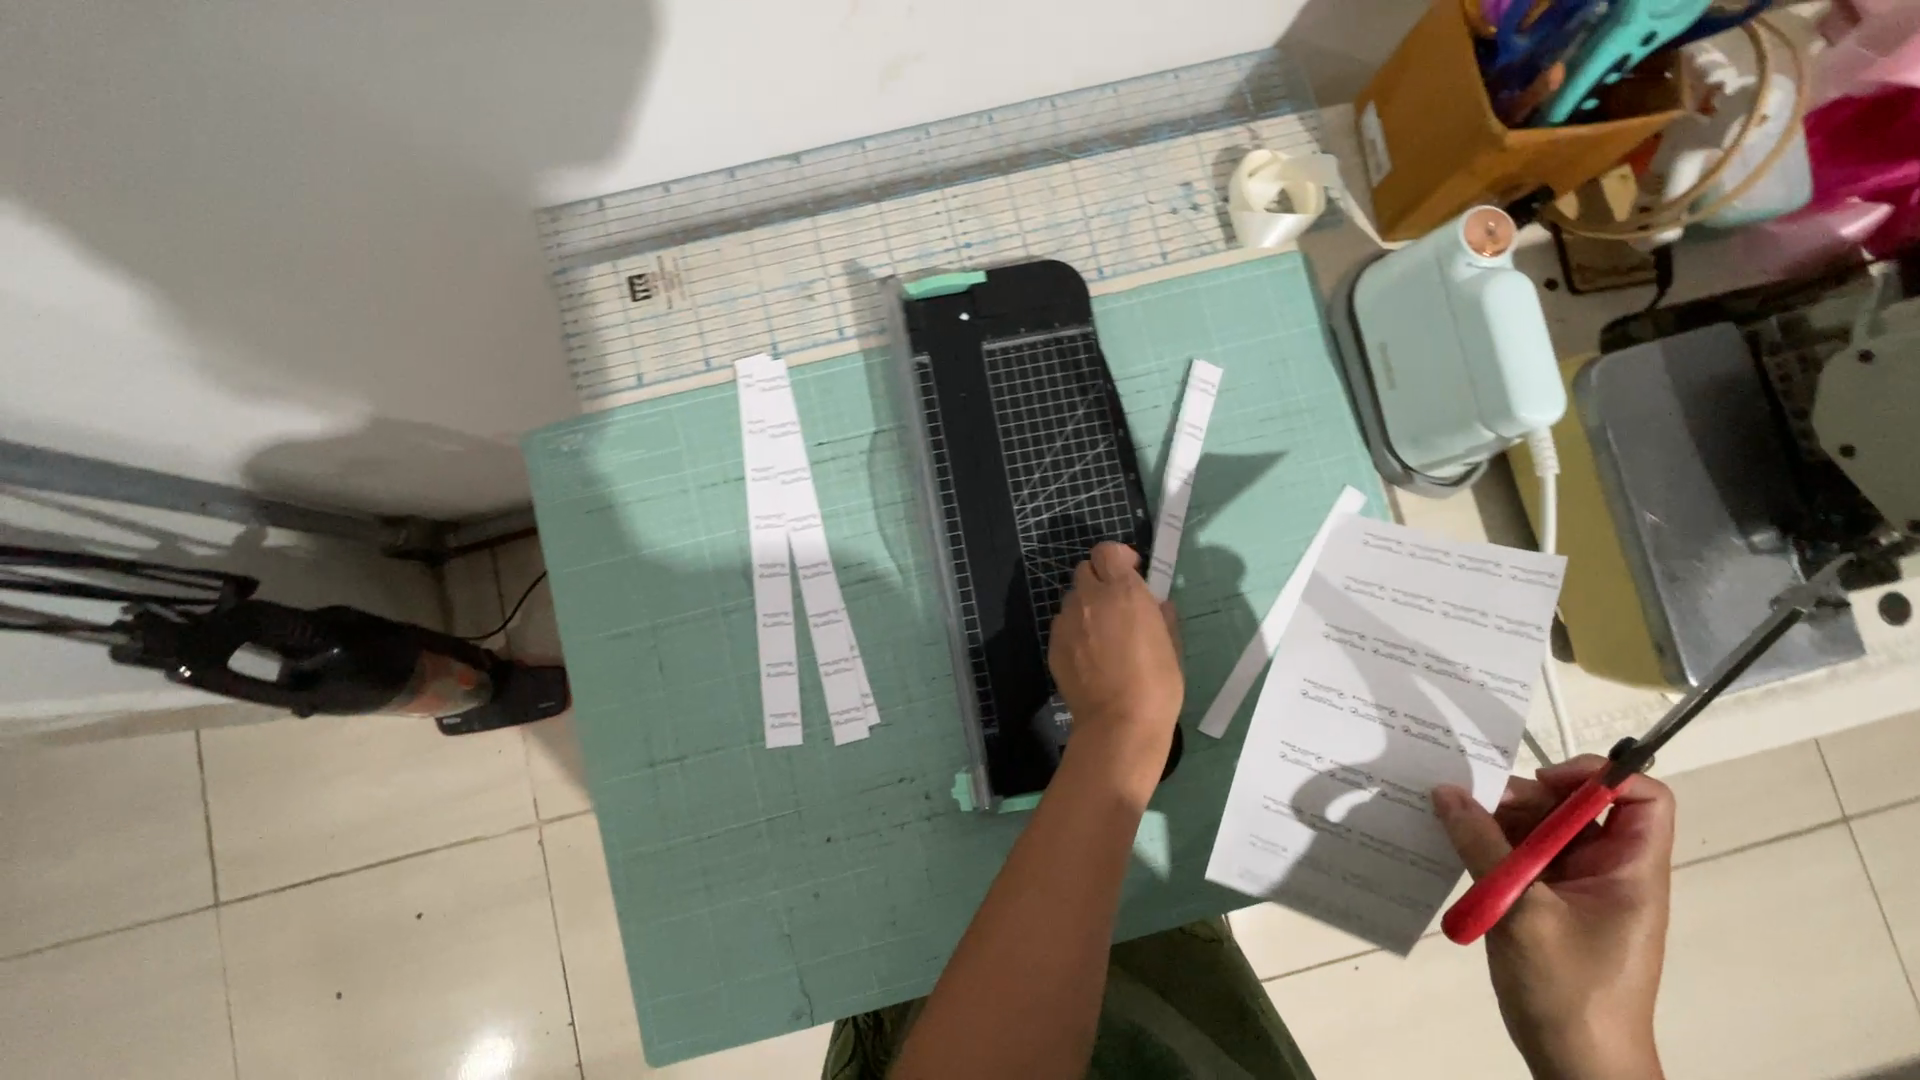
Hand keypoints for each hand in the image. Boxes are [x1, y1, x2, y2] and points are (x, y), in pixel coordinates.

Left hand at [1047, 542, 1182, 796]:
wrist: (1120, 723)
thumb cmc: (1157, 683)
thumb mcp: (1171, 643)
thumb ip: (1160, 615)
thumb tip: (1155, 604)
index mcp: (1123, 591)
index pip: (1106, 551)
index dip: (1117, 556)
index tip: (1130, 571)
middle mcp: (1090, 599)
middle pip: (1084, 570)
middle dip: (1099, 579)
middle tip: (1115, 602)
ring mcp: (1067, 622)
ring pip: (1072, 598)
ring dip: (1086, 605)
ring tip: (1102, 633)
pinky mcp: (1054, 644)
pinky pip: (1063, 625)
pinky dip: (1075, 630)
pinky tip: (1089, 654)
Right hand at [1432, 757, 1673, 1079]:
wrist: (1578, 1065)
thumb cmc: (1570, 991)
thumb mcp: (1521, 912)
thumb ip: (1482, 847)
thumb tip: (1447, 792)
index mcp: (1630, 872)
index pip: (1642, 798)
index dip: (1598, 776)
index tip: (1540, 781)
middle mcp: (1608, 872)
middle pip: (1576, 807)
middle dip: (1523, 798)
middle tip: (1474, 806)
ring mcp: (1577, 889)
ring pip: (1540, 830)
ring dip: (1498, 824)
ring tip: (1456, 831)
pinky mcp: (1547, 904)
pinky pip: (1520, 857)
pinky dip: (1489, 848)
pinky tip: (1457, 852)